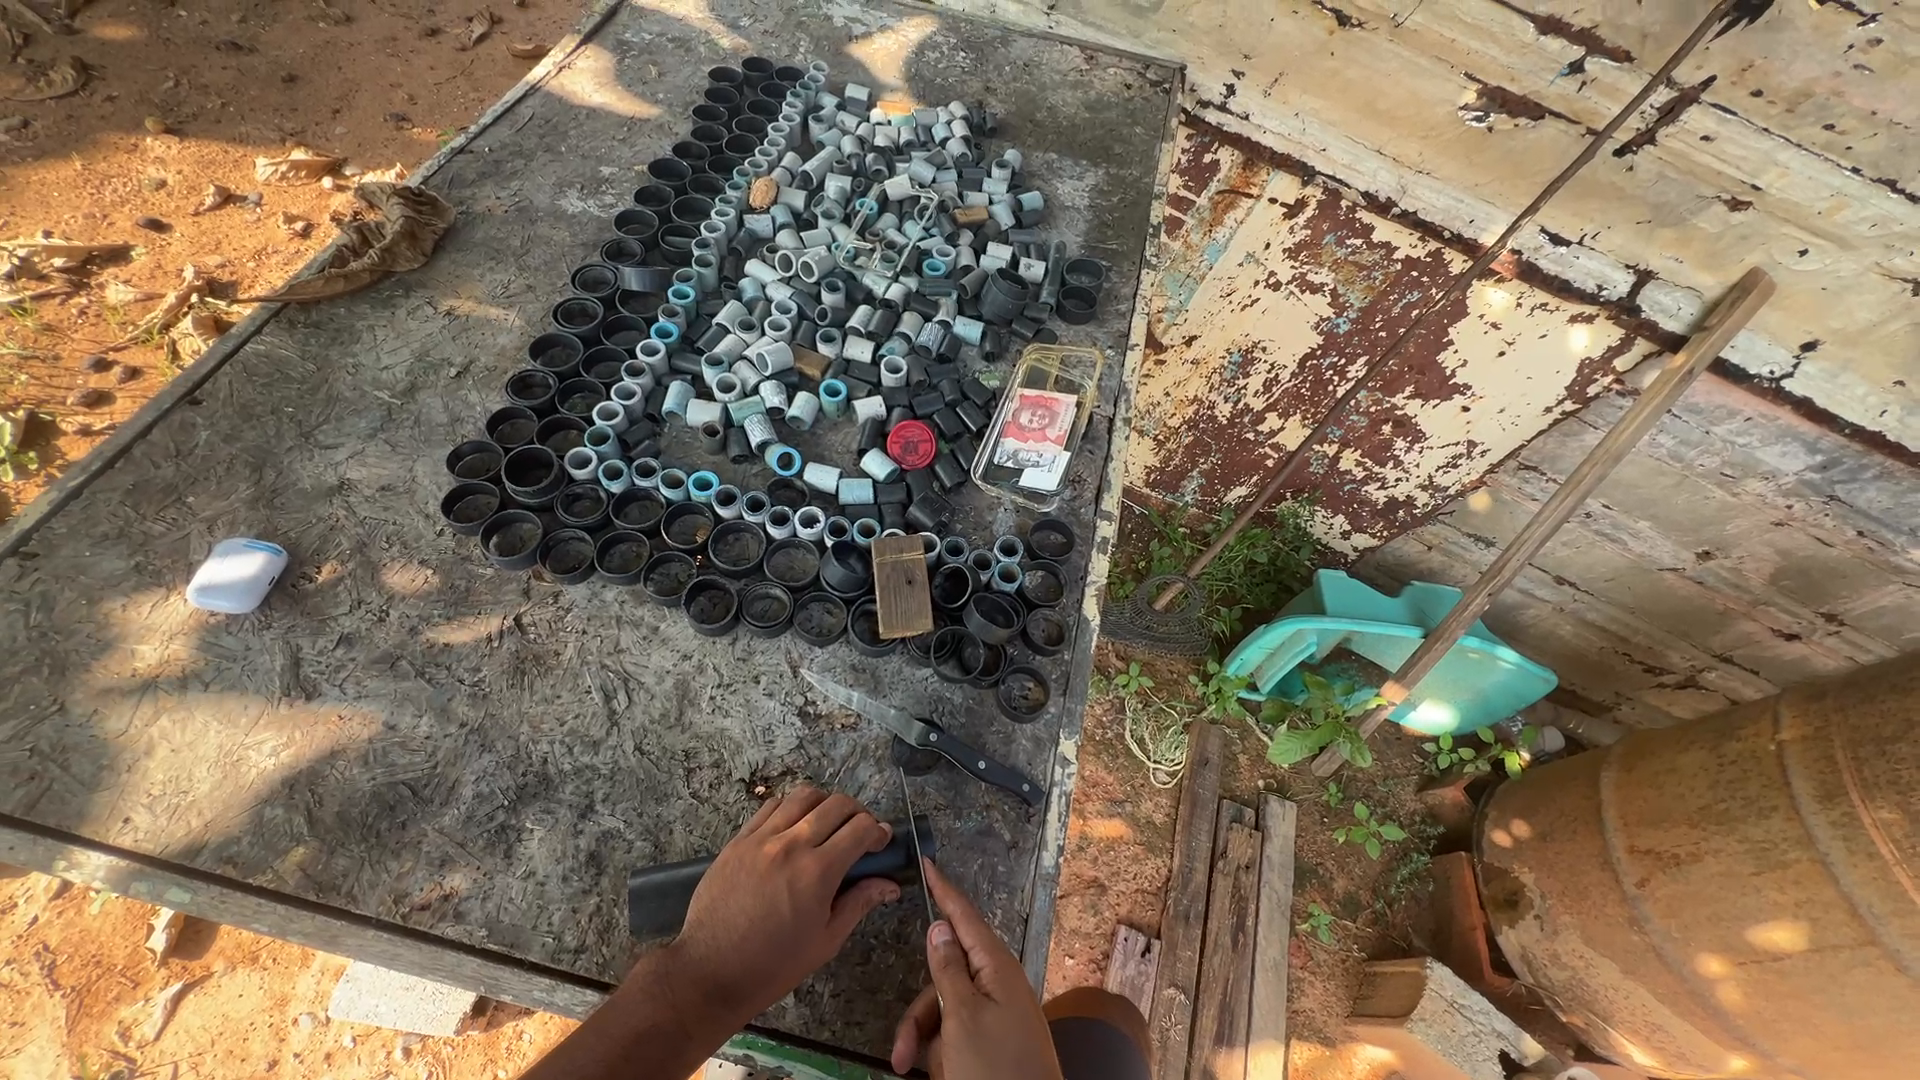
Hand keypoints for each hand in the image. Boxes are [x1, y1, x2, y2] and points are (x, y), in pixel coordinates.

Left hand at [668, 786, 899, 1024]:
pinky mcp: (739, 840)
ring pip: (804, 796)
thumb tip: (890, 885)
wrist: (710, 972)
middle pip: (837, 804)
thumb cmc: (773, 965)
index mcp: (818, 872)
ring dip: (824, 804)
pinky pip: (771, 806)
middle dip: (858, 813)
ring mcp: (762, 838)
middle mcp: (792, 845)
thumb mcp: (825, 941)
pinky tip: (793, 827)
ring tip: (827, 824)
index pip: (861, 828)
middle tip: (859, 832)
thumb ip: (859, 904)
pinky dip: (791, 808)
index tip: (880, 842)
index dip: (878, 831)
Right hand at [890, 859, 1063, 1079]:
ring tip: (917, 1072)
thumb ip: (947, 970)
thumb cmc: (996, 1070)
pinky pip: (958, 1035)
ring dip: (926, 1042)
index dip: (943, 890)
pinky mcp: (995, 1041)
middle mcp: (997, 984)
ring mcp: (998, 1015)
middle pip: (944, 977)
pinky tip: (944, 1076)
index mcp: (996, 967)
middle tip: (901, 1054)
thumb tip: (940, 926)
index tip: (927, 861)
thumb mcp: (962, 1018)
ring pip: (945, 1011)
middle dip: (919, 1015)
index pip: (964, 916)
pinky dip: (943, 1055)